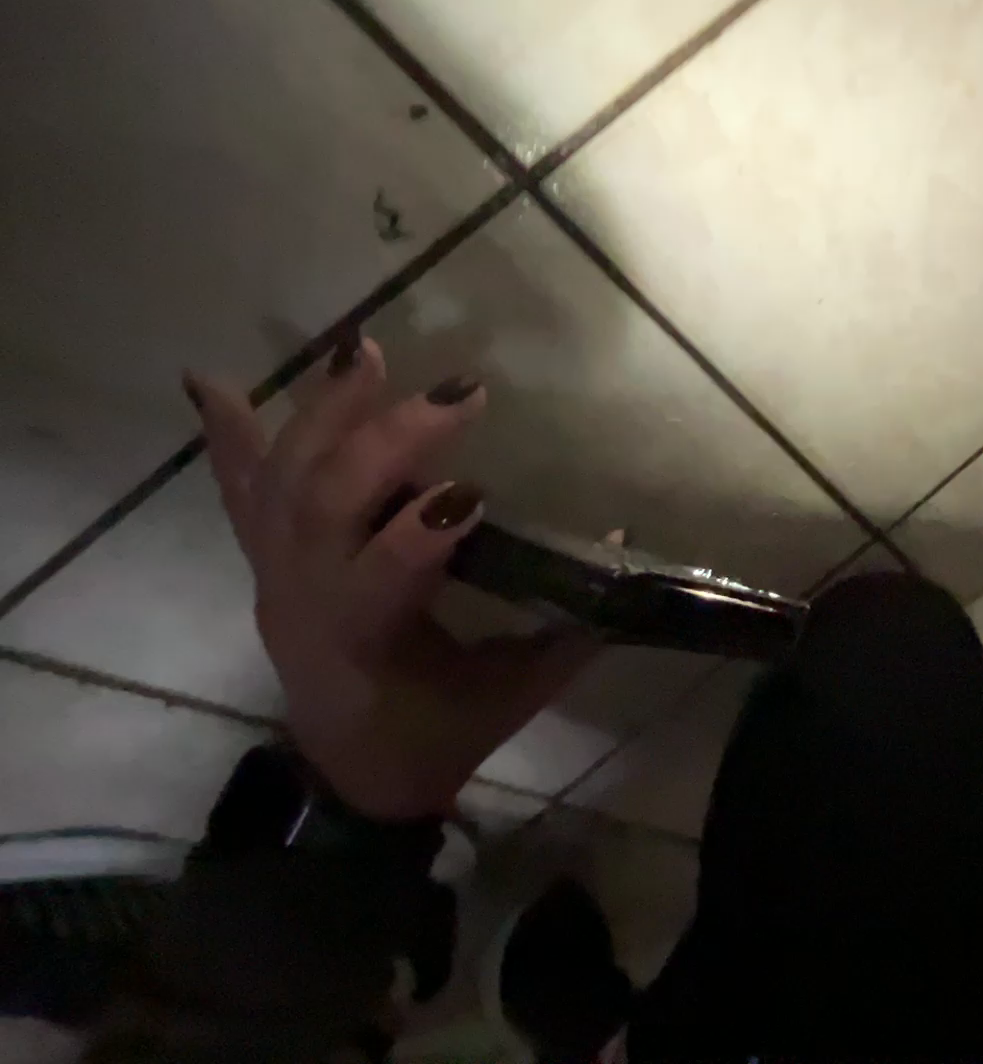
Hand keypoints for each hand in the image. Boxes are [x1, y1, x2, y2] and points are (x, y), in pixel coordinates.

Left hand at [186, 337, 595, 819]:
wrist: (356, 775)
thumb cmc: (443, 734)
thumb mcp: (519, 691)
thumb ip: (575, 626)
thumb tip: (621, 543)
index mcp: (368, 640)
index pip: (383, 573)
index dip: (421, 528)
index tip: (481, 489)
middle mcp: (304, 600)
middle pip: (324, 503)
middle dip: (388, 440)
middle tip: (456, 394)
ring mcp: (275, 579)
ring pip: (284, 484)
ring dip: (325, 413)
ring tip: (365, 353)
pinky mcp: (267, 569)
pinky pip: (243, 497)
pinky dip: (232, 437)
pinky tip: (215, 381)